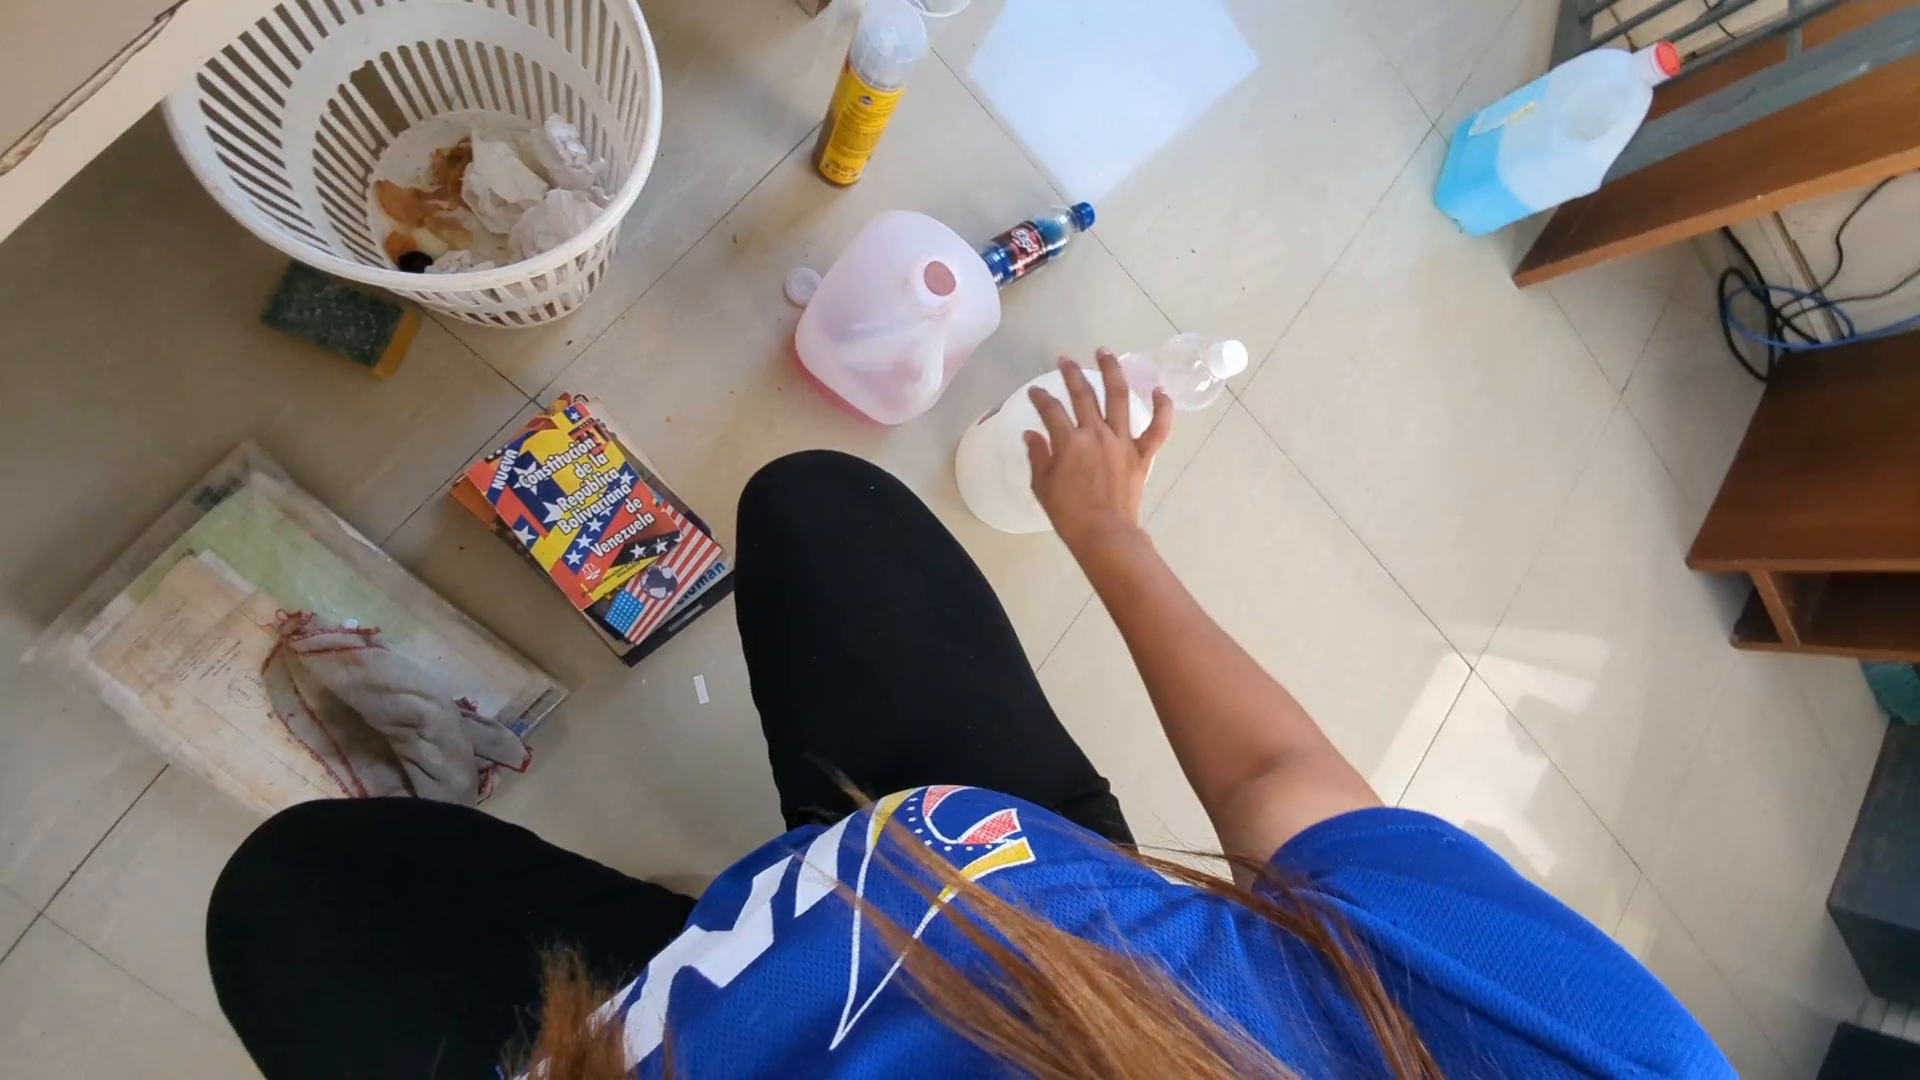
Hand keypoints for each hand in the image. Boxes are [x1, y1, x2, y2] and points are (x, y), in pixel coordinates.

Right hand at [1026, 349, 1173, 556]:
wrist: (1104, 534)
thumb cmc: (1068, 514)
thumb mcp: (1042, 486)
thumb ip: (1038, 456)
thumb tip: (1032, 434)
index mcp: (1069, 442)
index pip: (1050, 410)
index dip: (1040, 397)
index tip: (1034, 392)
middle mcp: (1097, 433)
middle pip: (1083, 394)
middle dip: (1071, 373)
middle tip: (1065, 359)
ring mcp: (1123, 441)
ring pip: (1119, 397)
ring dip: (1112, 371)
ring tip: (1105, 352)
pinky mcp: (1143, 454)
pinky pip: (1158, 428)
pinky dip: (1162, 408)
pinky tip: (1159, 390)